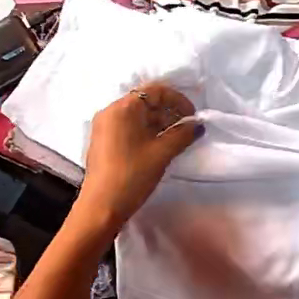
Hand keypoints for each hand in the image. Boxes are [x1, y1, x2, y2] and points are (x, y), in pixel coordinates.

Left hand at [75, 82, 202, 231]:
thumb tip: (197, 125)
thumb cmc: (132, 175)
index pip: (155, 91)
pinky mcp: (103, 142)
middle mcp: (110, 112)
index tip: (192, 117)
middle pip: (145, 102)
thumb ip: (182, 134)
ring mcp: (104, 127)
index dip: (178, 100)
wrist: (101, 207)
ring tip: (177, 140)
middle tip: (187, 130)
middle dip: (169, 113)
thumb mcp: (162, 153)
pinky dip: (146, 133)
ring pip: (137, 117)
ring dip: (159, 124)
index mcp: (123, 108)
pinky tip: (159, 147)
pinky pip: (128, 128)